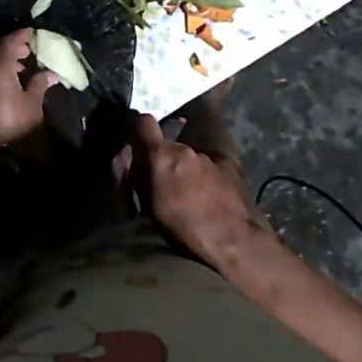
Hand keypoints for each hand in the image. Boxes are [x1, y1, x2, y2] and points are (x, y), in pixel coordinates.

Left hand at [0, 29, 58, 146]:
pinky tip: (7, 79)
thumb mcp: (32, 103)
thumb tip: (50, 74)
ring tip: (19, 66)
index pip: (9, 41)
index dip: (21, 35)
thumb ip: (39, 84)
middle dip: (7, 42)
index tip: (32, 32)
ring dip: (0, 55)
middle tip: (24, 50)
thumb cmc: (13, 122)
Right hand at [130, 114, 268, 270]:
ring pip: (187, 156)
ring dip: (183, 168)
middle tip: (163, 181)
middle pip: (167, 144)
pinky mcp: (227, 166)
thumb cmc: (184, 228)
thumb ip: (134, 176)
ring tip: (188, 193)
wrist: (234, 239)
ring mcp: (207, 157)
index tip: (136, 142)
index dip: (138, 128)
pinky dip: (201, 176)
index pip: (143, 121)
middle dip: (163, 157)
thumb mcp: (148, 207)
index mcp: (161, 155)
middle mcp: (184, 149)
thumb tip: (127, 156)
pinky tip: (207, 197)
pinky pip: (206, 165)